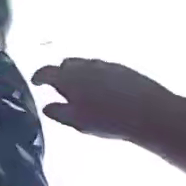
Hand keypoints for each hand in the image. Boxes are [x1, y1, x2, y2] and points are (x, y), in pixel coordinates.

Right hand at [31, 58, 185, 141]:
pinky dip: (97, 76)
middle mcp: (85, 66)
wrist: (150, 113)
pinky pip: (103, 68)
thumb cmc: (109, 120)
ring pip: (85, 65)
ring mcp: (105, 65)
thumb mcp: (78, 122)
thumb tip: (47, 107)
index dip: (38, 76)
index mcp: (69, 77)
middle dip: (60, 73)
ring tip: (83, 92)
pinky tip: (103, 92)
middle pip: (66, 64)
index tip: (35, 81)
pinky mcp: (122, 68)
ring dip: (80, 74)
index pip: (46, 71)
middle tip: (61, 89)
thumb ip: (58, 112)